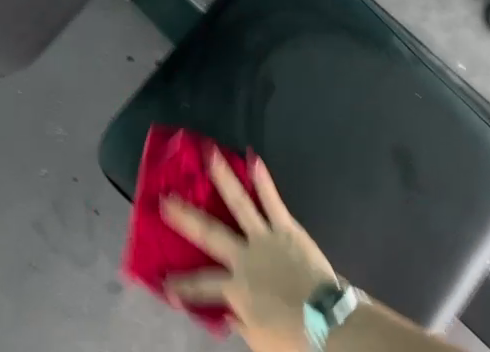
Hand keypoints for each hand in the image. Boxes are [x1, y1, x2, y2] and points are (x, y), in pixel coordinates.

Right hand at [161, 152, 336, 351]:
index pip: (200, 286)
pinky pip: (273, 202)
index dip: (180, 286)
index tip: (163, 280)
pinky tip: (255, 159)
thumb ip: (240, 319)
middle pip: (209, 233)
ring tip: (211, 156)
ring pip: (240, 204)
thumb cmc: (290, 335)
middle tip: (166, 199)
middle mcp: (244, 256)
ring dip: (224, 179)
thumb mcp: (257, 337)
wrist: (325, 322)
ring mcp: (265, 238)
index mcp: (235, 287)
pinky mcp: (286, 228)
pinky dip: (264, 181)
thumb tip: (227, 312)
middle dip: (185, 217)